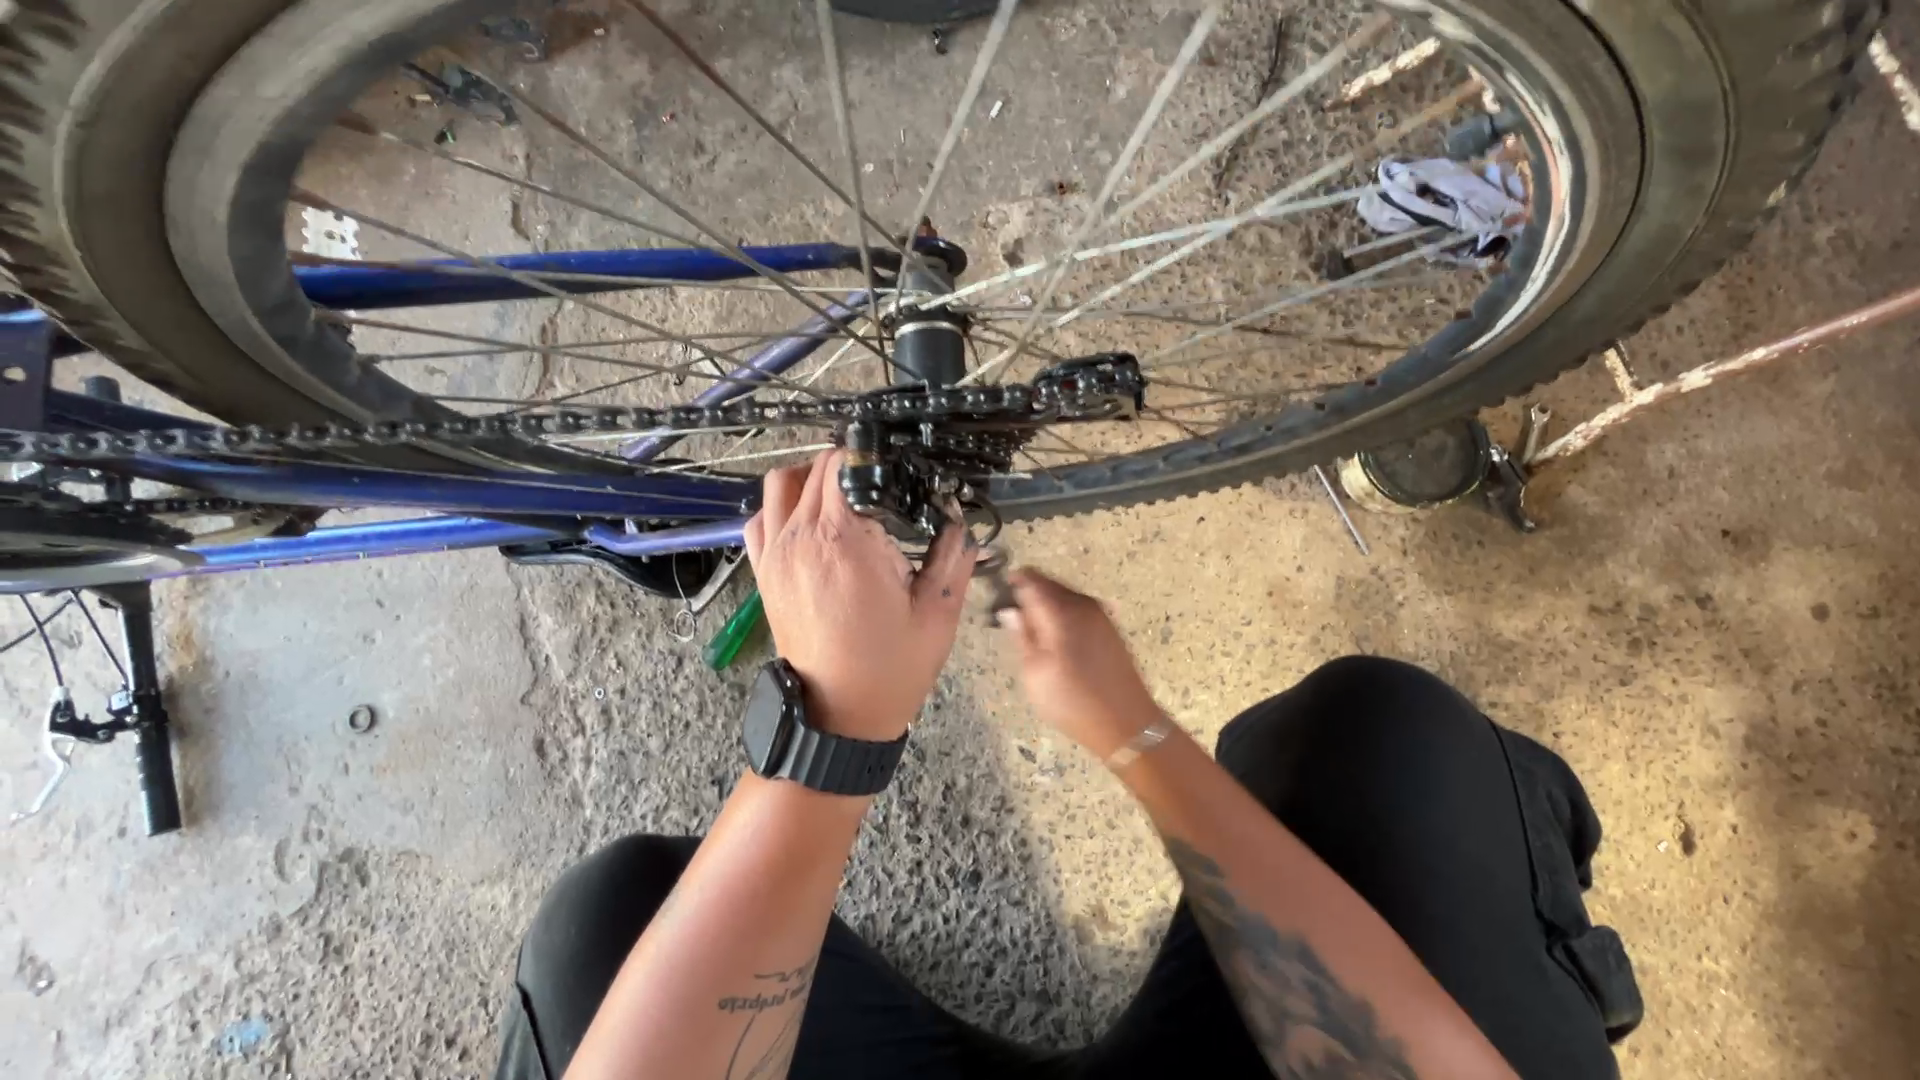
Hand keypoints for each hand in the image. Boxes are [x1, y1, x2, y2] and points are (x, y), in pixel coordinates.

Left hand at [743, 450, 974, 741]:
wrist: (837, 716)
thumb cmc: (888, 669)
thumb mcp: (938, 614)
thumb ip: (953, 557)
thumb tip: (961, 522)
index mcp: (846, 539)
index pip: (849, 462)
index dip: (876, 456)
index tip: (899, 469)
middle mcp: (802, 537)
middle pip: (819, 467)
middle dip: (852, 463)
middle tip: (882, 483)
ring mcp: (776, 554)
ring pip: (782, 483)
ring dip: (812, 476)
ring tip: (844, 494)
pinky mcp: (764, 573)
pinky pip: (758, 518)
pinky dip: (779, 507)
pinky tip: (806, 520)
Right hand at [1001, 569, 1164, 759]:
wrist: (1125, 722)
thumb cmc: (1073, 702)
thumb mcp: (1035, 673)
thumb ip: (1022, 636)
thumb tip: (1009, 611)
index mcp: (1060, 613)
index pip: (1033, 581)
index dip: (1016, 579)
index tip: (1003, 585)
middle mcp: (1082, 605)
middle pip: (1051, 583)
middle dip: (1031, 590)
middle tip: (1014, 607)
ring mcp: (1100, 615)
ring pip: (1066, 594)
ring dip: (1048, 600)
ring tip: (1033, 621)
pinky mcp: (1110, 627)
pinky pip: (1080, 606)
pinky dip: (1064, 611)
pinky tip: (1057, 631)